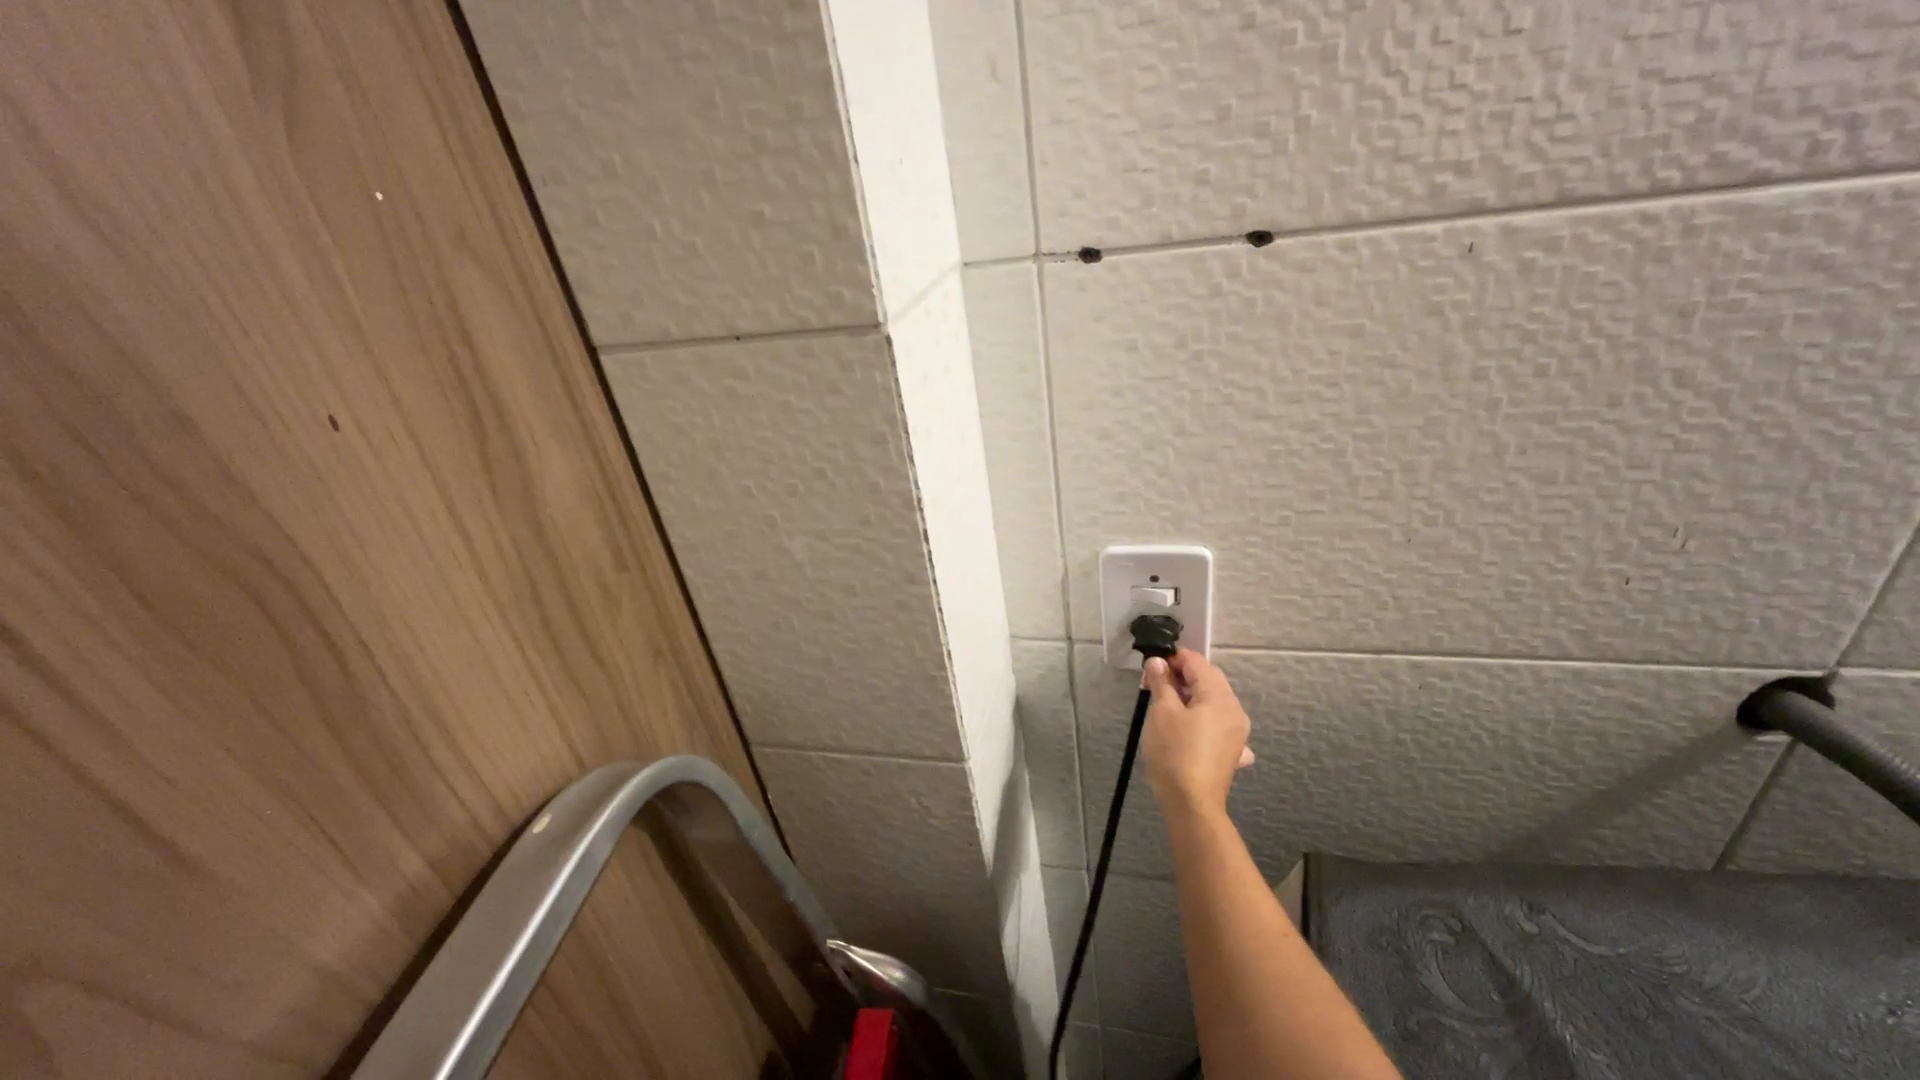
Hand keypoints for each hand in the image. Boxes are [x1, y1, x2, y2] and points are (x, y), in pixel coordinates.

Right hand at [1141, 648, 1254, 817]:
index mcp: (1220, 696)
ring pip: (1214, 701)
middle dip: (1182, 677)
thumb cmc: (1174, 753)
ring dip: (1191, 697)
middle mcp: (1235, 710)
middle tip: (1154, 686)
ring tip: (1167, 707)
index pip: (1197, 662)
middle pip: (1209, 680)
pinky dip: (1203, 719)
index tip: (1151, 668)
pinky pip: (1219, 724)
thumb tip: (1158, 662)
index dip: (1173, 659)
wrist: (1192, 803)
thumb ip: (1162, 683)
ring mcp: (1238, 732)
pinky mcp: (1233, 751)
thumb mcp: (1161, 713)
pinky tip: (1192, 731)